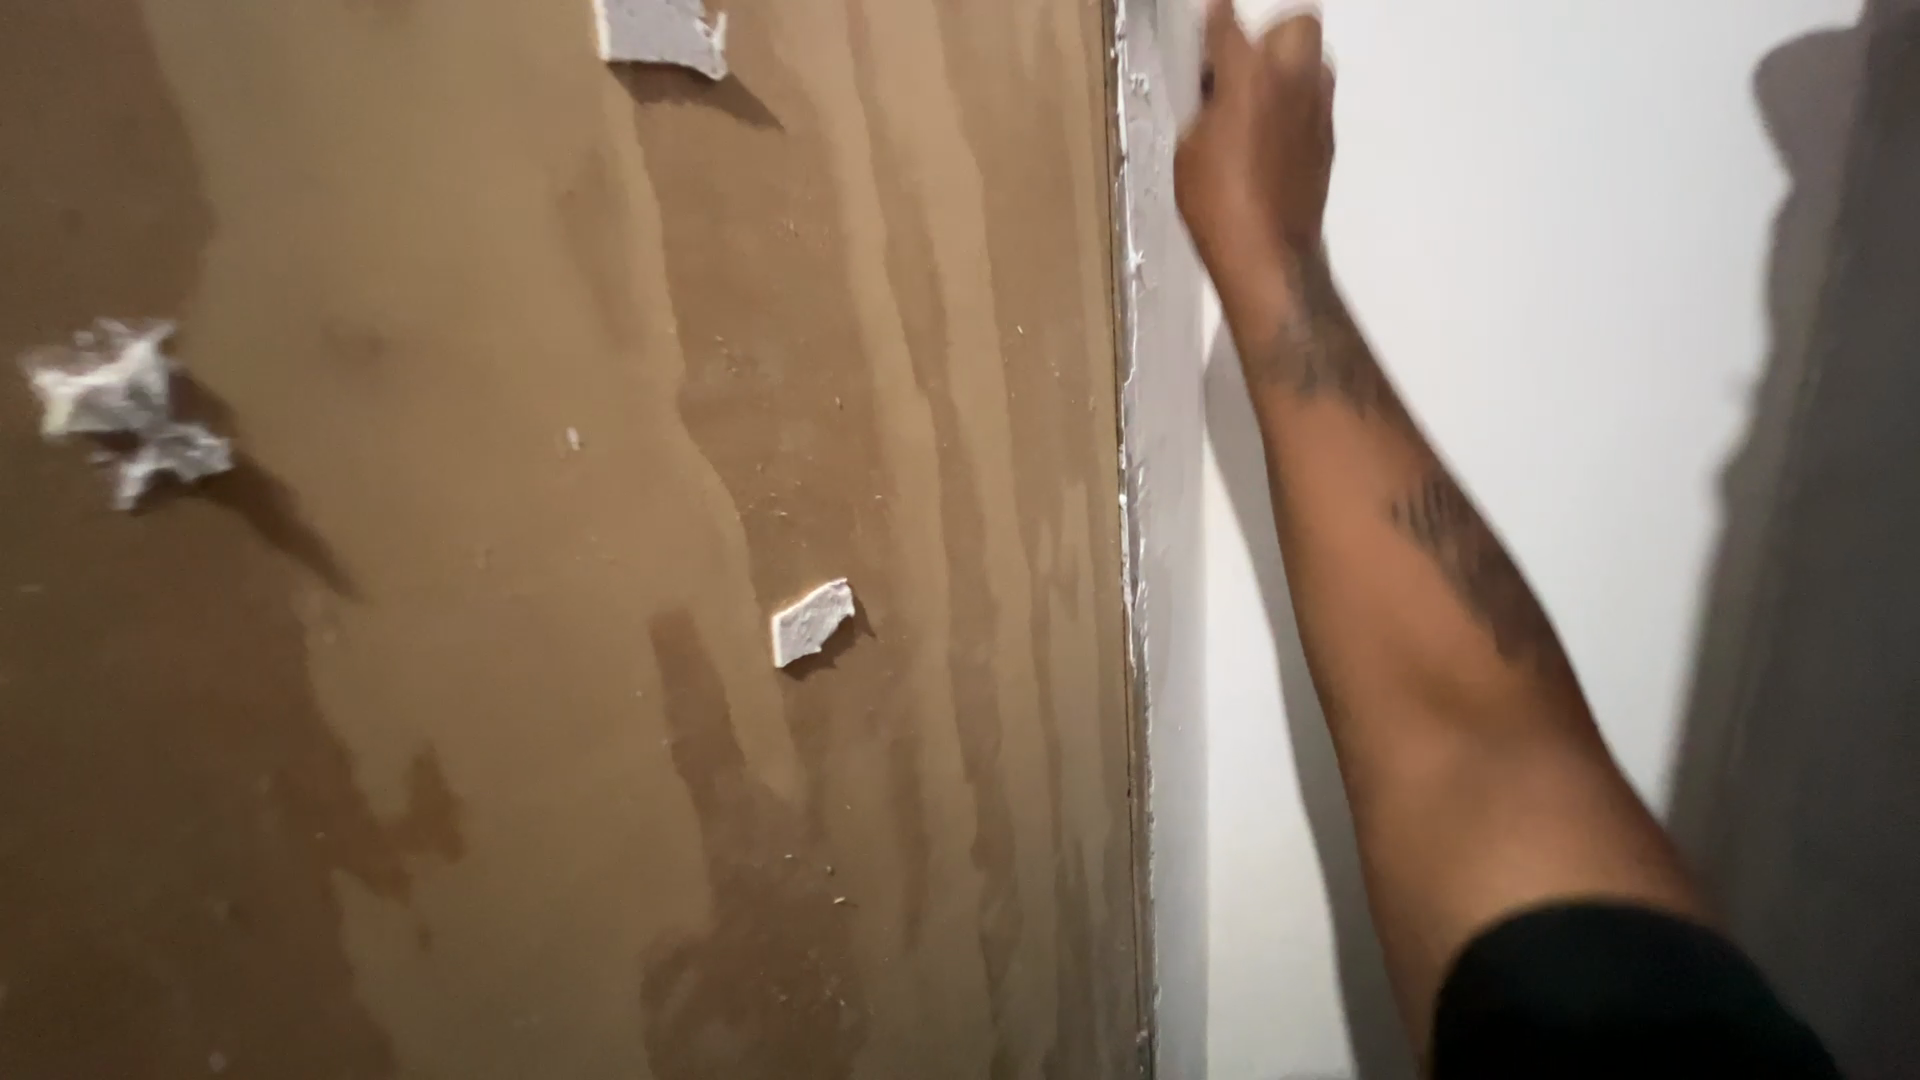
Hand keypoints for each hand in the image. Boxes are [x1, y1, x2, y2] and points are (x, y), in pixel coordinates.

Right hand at [1175, 2, 1334, 279]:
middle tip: (1243, 71)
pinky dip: (1294, 111)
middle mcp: (1292, 76)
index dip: (1215, 19)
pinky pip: (1313, 105)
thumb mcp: (1188, 154)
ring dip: (1288, 72)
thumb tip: (1216, 93)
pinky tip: (1270, 145)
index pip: (1227, 24)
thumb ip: (1203, 110)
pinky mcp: (1328, 138)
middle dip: (1270, 38)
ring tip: (1259, 108)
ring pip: (1312, 62)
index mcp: (1248, 74)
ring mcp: (1318, 106)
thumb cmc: (1215, 204)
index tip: (1209, 16)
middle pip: (1296, 22)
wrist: (1267, 253)